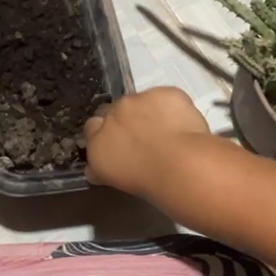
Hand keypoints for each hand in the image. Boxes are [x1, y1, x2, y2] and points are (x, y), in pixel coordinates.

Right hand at [85, 87, 213, 199]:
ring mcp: (138, 99)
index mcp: (98, 139)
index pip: (92, 127)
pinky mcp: (164, 92)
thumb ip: (100, 169)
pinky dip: (173, 108)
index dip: (105, 132)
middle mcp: (113, 114)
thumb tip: (92, 171)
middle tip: (143, 137)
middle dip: (125, 120)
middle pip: (114, 110)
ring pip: (141, 101)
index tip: (118, 142)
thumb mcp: (114, 180)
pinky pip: (166, 98)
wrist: (180, 165)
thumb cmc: (148, 182)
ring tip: (168, 132)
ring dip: (149, 112)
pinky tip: (183, 124)